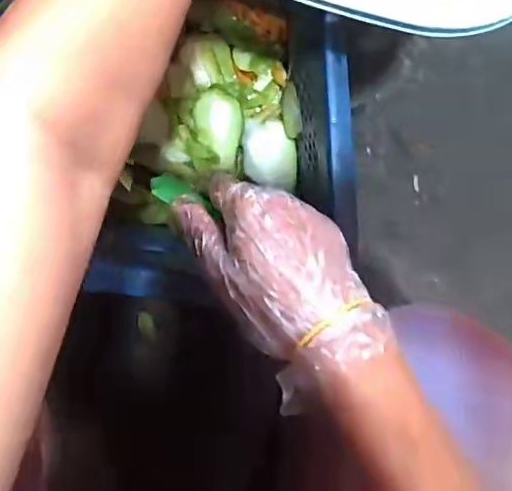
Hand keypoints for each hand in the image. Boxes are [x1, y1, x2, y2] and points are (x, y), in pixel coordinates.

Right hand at [173, 174, 390, 372]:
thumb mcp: (221, 275)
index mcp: (246, 203)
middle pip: (248, 196)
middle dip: (239, 217)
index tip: (210, 227)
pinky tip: (293, 266)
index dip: (210, 202)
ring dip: (265, 225)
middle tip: (238, 255)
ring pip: (273, 208)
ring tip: (268, 263)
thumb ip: (199, 233)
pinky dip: (290, 234)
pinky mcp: (327, 226)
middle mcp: (276, 195)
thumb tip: (180, 202)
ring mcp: (305, 209)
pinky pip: (297, 221)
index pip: (218, 183)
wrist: (331, 329)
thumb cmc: (266, 304)